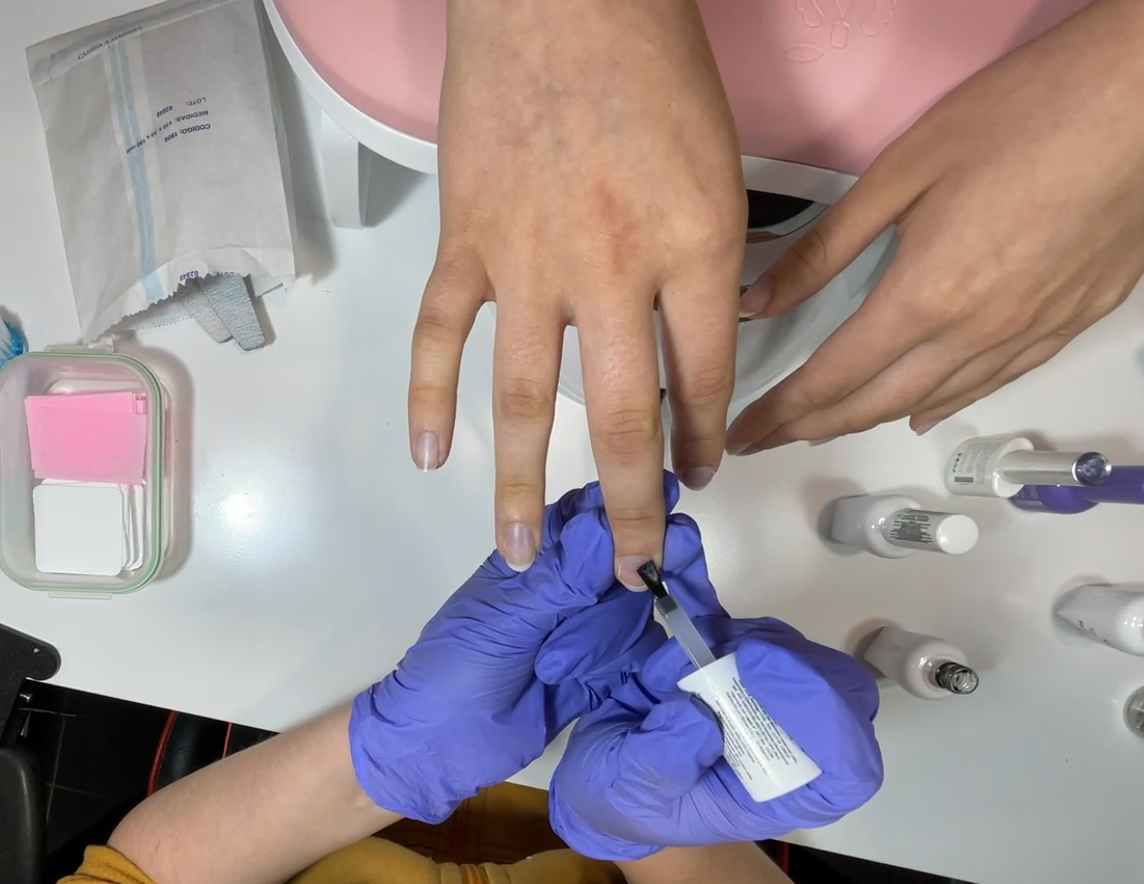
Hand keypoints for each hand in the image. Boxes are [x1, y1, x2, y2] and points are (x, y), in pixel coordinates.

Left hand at [350, 478, 675, 821]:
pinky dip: (625, 670)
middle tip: (591, 623)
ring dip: (601, 643)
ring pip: (635, 615)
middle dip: (623, 593)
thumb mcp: (505, 620)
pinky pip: (636, 660)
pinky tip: (591, 681)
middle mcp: (569, 586)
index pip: (596, 520)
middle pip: (629, 566)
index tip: (661, 537)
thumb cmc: (456, 670)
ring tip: (553, 668)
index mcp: (535, 556)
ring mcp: (587, 629)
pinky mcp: (600, 673)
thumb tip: (610, 523)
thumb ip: (562, 578)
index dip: (632, 523)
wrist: (442, 744)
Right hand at [413, 0, 743, 586]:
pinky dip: (429, 397)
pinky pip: (440, 337)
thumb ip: (702, 261)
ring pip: (525, 396)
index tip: (696, 481)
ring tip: (521, 548)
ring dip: (523, 482)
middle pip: (622, 413)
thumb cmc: (651, 59)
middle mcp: (611, 270)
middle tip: (632, 564)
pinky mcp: (465, 247)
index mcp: (693, 243)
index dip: (701, 440)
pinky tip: (428, 455)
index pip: (702, 376)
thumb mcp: (714, 161)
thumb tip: (684, 341)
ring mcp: (527, 264)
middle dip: (632, 500)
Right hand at [545, 522, 882, 859]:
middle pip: (837, 696)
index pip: (846, 768)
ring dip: (740, 641)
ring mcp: (760, 700)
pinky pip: (745, 631)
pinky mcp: (730, 666)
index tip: (761, 672)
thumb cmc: (620, 798)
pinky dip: (716, 617)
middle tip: (731, 650)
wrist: (596, 774)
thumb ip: (662, 761)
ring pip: (792, 653)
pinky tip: (677, 614)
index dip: (825, 717)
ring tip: (664, 669)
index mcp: (774, 794)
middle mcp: (783, 745)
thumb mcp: (629, 791)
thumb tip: (701, 714)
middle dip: (793, 664)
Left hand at [726, 0, 1143, 451]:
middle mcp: (980, 330)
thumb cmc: (1034, 107)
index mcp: (926, 297)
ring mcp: (1037, 328)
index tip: (741, 434)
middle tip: (764, 441)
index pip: (829, 379)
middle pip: (873, 403)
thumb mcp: (901, 172)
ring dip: (866, 421)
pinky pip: (995, 380)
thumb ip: (821, 249)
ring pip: (931, 400)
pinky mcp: (1082, 313)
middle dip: (808, 428)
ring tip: (821, 429)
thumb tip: (756, 303)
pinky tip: (919, 412)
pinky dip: (944, 403)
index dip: (778, 413)